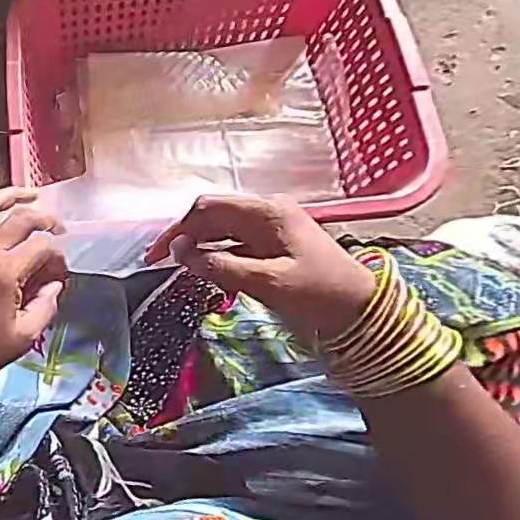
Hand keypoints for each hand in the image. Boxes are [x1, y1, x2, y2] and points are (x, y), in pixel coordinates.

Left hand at [0, 184, 68, 379]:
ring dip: (7, 196)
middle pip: (20, 219)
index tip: (59, 275)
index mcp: (5, 270)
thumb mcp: (24, 335)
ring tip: (27, 194)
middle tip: (58, 229)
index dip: (58, 257)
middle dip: (45, 219)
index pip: (42, 247)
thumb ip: (45, 306)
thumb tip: (53, 286)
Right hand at [146, 194, 376, 339]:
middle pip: (212, 215)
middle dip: (184, 236)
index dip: (178, 229)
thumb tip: (179, 252)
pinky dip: (215, 254)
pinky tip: (205, 270)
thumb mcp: (266, 282)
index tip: (158, 254)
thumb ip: (219, 266)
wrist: (362, 310)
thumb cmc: (318, 293)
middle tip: (161, 262)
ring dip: (198, 245)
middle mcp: (266, 211)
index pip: (208, 209)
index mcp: (266, 212)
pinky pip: (233, 241)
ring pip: (220, 228)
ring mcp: (270, 226)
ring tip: (179, 267)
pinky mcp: (272, 242)